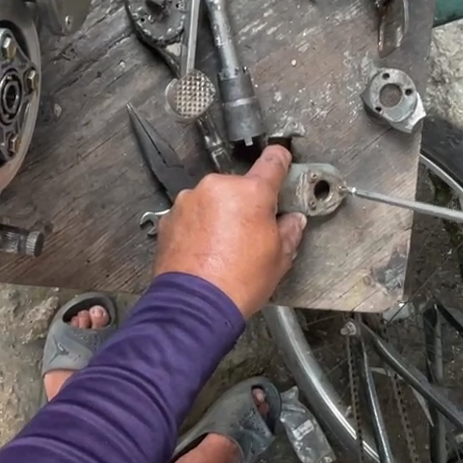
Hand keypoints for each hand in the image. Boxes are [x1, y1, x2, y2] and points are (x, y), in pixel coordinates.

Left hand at [155, 146, 307, 316]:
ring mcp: (190, 200)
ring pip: (212, 200)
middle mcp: (217, 188)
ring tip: (224, 248)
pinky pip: (192, 215)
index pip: (271, 163)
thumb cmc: (236, 282)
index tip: (280, 158)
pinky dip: (199, 226)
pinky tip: (206, 250)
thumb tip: (292, 222)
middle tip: (251, 233)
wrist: (194, 304)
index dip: (279, 160)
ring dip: (219, 215)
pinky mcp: (170, 216)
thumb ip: (288, 232)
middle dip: (245, 205)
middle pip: (238, 188)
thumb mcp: (278, 258)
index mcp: (250, 192)